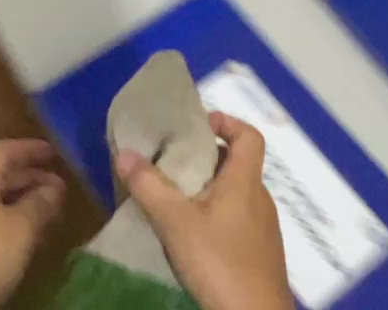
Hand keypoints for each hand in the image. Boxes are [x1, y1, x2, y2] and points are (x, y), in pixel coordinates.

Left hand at [0, 139, 68, 309]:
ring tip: (54, 208)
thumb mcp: (20, 226)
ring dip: (26, 199)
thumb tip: (55, 187)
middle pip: (0, 173)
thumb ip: (39, 203)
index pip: (3, 150)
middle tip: (61, 184)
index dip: (29, 148)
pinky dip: (17, 218)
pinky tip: (36, 232)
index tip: (54, 151)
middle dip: (31, 176)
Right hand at [115, 112, 294, 309]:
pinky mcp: (259, 255)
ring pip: (234, 193)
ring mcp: (262, 229)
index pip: (249, 135)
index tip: (195, 126)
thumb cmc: (221, 265)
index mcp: (245, 182)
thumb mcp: (175, 223)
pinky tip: (188, 235)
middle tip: (168, 161)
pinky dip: (213, 215)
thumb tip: (124, 152)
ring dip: (205, 188)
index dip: (225, 122)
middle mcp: (259, 200)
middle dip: (202, 157)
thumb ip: (148, 185)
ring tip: (172, 198)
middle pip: (235, 163)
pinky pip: (236, 219)